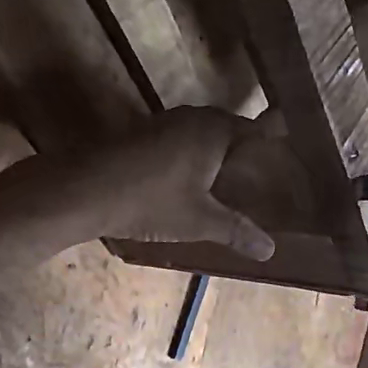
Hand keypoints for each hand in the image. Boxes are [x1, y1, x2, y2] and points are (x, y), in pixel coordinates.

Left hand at [62, 107, 283, 260]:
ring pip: (198, 134)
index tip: (282, 167)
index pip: (255, 131)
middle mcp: (191, 117)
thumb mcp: (199, 221)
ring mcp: (161, 123)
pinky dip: (187, 157)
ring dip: (211, 154)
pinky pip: (176, 141)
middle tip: (257, 179)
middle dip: (241, 152)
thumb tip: (270, 250)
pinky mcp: (139, 134)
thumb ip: (236, 231)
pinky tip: (185, 181)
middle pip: (227, 130)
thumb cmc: (151, 201)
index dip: (270, 146)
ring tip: (226, 183)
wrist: (85, 190)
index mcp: (214, 130)